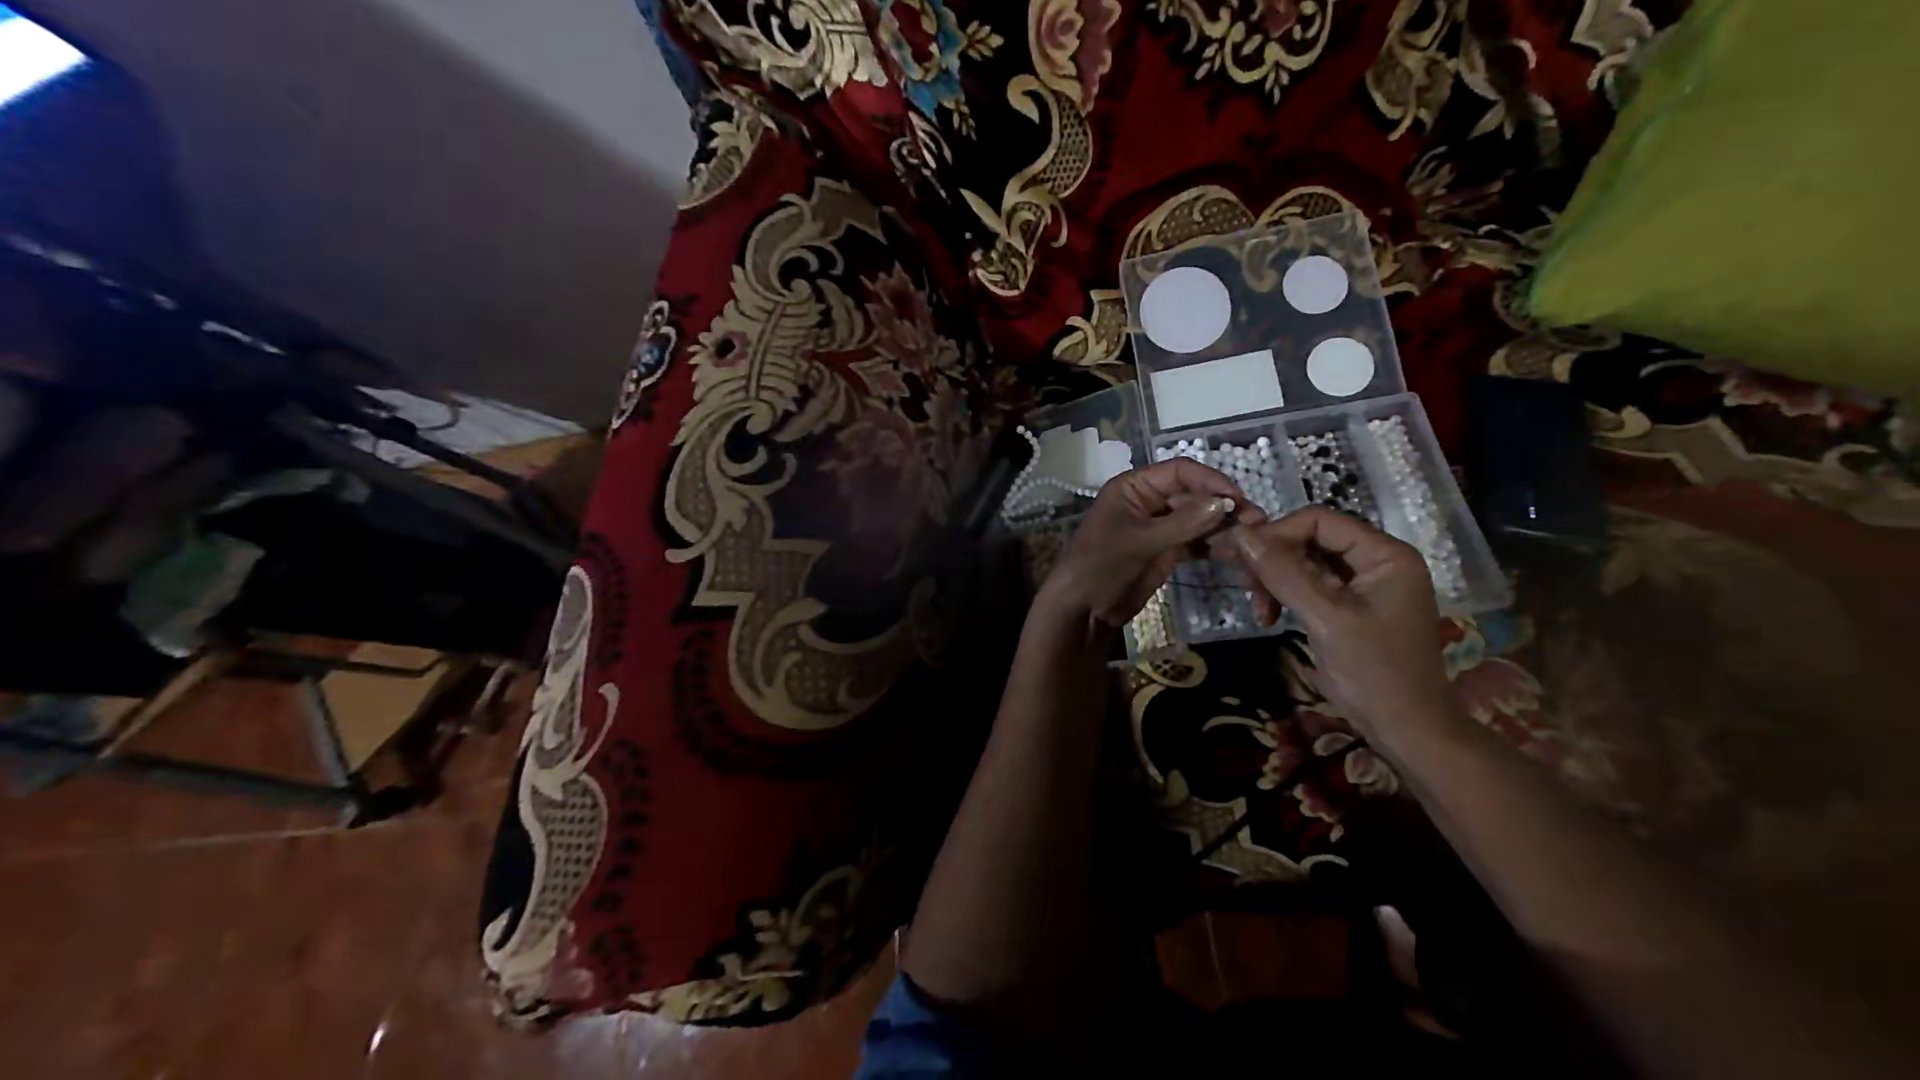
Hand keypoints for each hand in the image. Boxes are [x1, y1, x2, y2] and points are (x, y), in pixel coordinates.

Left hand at [1040, 458, 1249, 628]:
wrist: (1082, 610)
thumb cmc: (1100, 567)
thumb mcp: (1140, 543)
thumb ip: (1183, 523)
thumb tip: (1226, 503)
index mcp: (1133, 487)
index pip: (1179, 471)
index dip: (1210, 481)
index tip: (1238, 499)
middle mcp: (1148, 501)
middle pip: (1193, 494)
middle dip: (1222, 506)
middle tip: (1255, 522)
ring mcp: (1158, 527)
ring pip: (1198, 518)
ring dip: (1223, 526)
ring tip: (1251, 538)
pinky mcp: (1165, 551)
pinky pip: (1196, 540)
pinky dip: (1214, 544)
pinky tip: (1235, 552)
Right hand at [1227, 507, 1451, 743]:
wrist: (1406, 729)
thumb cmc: (1375, 672)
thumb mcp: (1326, 618)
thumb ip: (1284, 573)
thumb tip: (1240, 533)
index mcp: (1385, 554)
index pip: (1321, 520)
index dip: (1278, 533)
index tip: (1243, 559)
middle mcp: (1376, 561)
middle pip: (1310, 540)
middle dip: (1274, 561)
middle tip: (1246, 588)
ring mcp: (1362, 585)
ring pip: (1304, 563)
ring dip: (1274, 581)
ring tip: (1260, 611)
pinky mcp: (1348, 607)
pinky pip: (1308, 586)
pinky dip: (1284, 597)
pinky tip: (1270, 617)